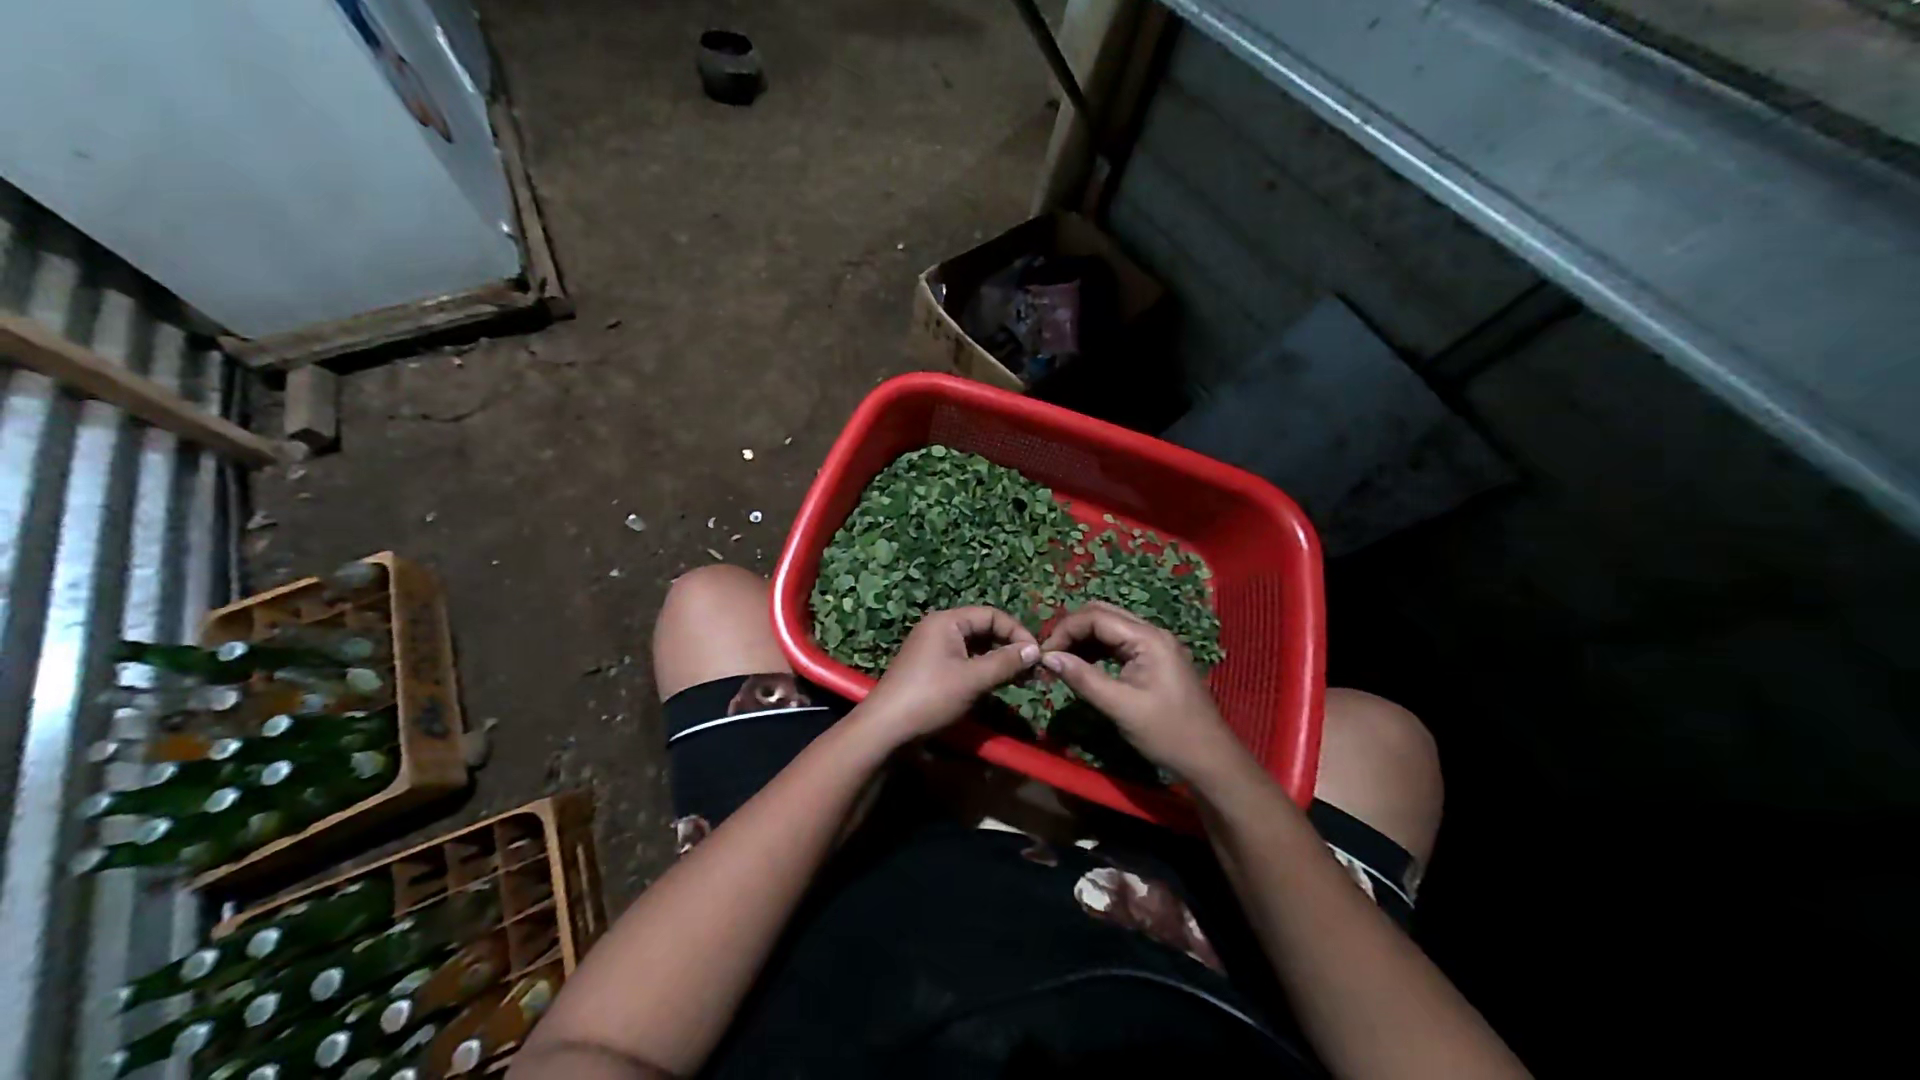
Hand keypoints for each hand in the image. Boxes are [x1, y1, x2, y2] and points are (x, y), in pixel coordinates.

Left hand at [858, 607, 1039, 745]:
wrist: (886, 728)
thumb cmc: (930, 697)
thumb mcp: (973, 679)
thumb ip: (1006, 662)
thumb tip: (1035, 650)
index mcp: (946, 621)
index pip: (991, 615)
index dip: (1017, 632)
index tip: (1037, 654)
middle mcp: (939, 629)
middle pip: (984, 629)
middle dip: (1010, 647)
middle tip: (1034, 670)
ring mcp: (934, 649)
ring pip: (976, 648)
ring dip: (999, 661)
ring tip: (1023, 680)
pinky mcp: (932, 669)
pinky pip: (965, 662)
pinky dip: (984, 671)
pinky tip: (1000, 685)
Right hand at [1040, 602, 1247, 779]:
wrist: (1210, 759)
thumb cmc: (1167, 732)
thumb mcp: (1120, 707)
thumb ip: (1083, 678)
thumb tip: (1047, 658)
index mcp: (1147, 638)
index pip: (1095, 617)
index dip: (1064, 631)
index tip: (1043, 655)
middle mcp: (1152, 634)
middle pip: (1102, 615)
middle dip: (1072, 631)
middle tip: (1050, 656)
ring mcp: (1155, 646)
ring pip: (1109, 629)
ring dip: (1083, 641)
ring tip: (1061, 664)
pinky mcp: (1154, 661)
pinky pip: (1119, 645)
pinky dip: (1097, 652)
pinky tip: (1082, 668)